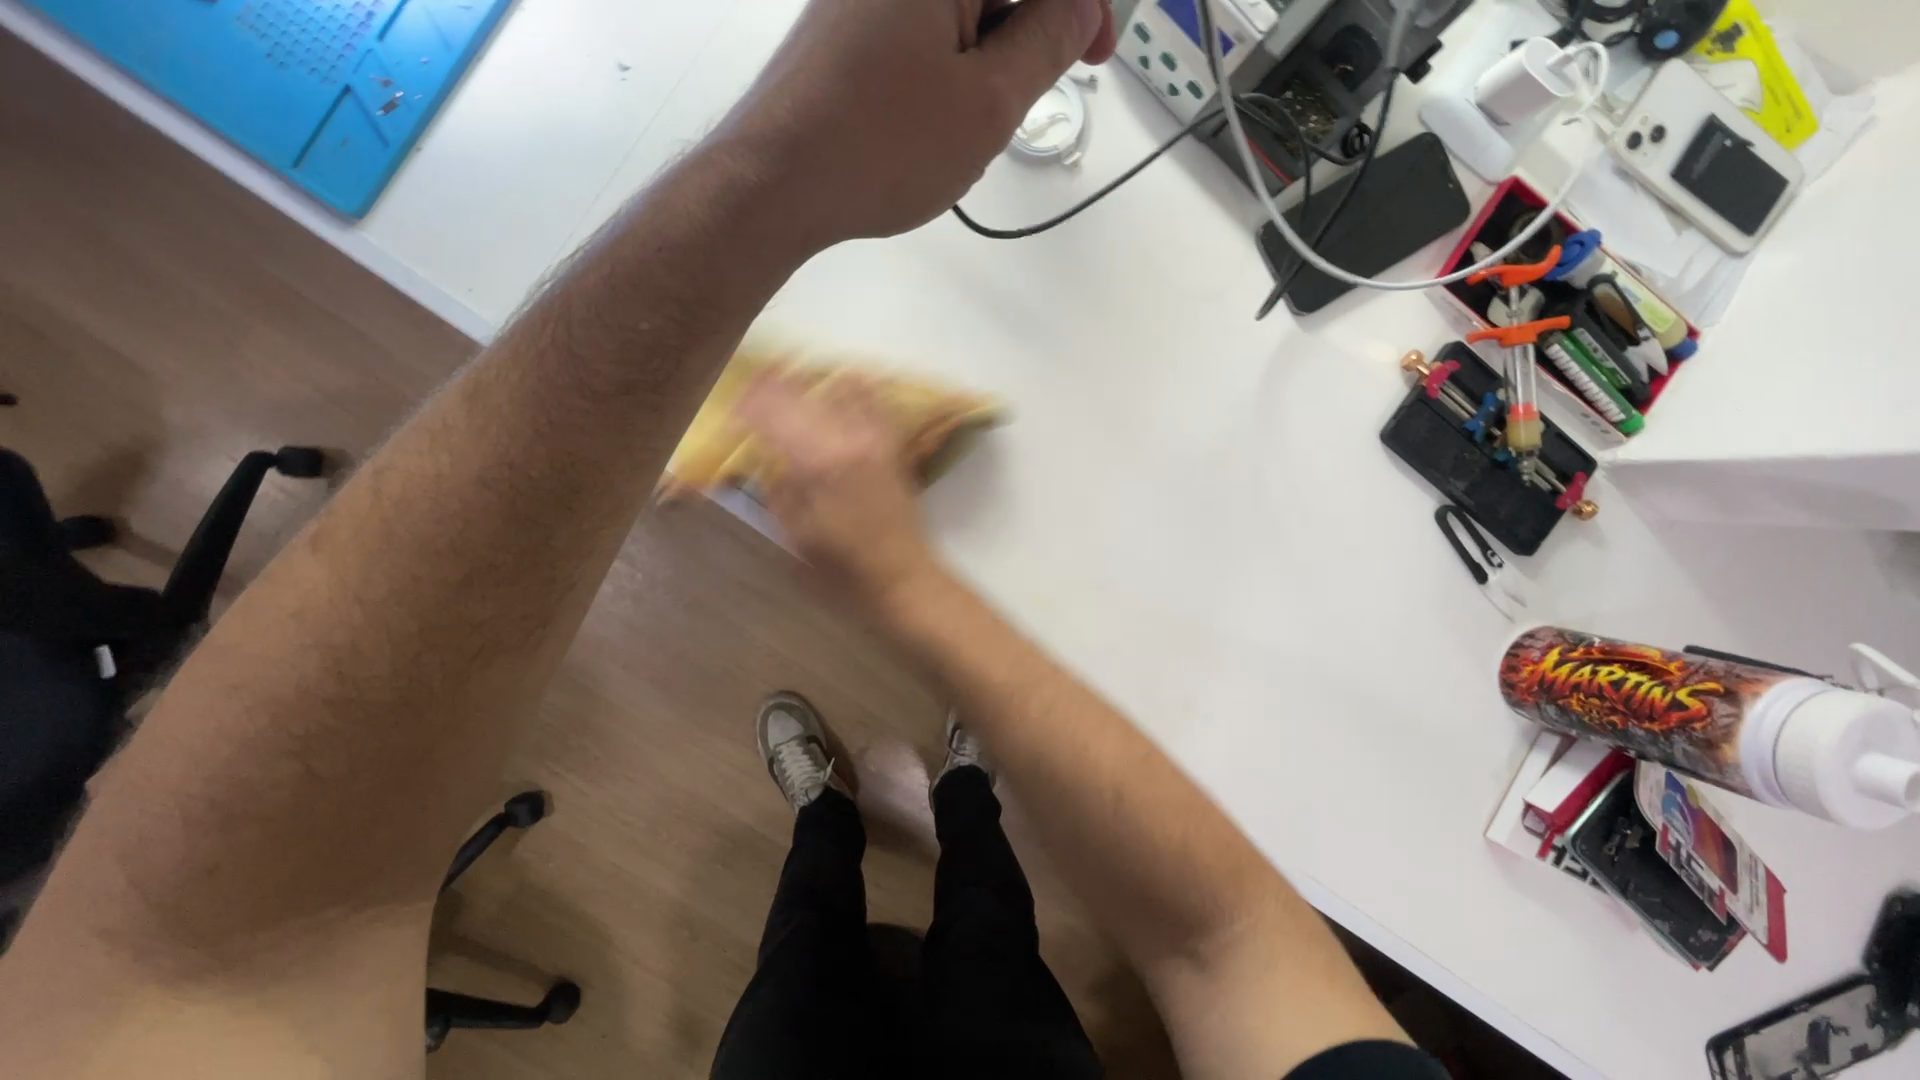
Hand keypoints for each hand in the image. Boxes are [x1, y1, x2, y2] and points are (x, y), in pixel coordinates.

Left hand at [718, 0, 1116, 245]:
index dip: (1080, 5)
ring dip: (988, 53)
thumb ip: (1047, 41)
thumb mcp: (987, 103)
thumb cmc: (882, 146)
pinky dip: (947, 62)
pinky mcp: (843, 25)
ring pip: (958, 12)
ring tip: (976, 122)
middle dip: (1030, 29)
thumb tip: (1078, 5)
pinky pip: (918, 28)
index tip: (1097, 55)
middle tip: (1034, 94)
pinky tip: (939, 115)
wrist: (773, 184)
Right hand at [734, 369, 944, 609]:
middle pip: (801, 394)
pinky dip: (853, 386)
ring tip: (787, 381)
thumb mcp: (795, 533)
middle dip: (771, 387)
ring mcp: (875, 437)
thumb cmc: (842, 568)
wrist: (902, 577)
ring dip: (808, 383)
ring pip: (836, 388)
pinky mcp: (894, 443)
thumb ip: (777, 486)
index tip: (732, 410)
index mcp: (817, 463)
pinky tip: (838, 383)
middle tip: (751, 386)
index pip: (772, 414)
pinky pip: (875, 399)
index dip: (747, 405)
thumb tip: (765, 454)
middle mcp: (847, 439)